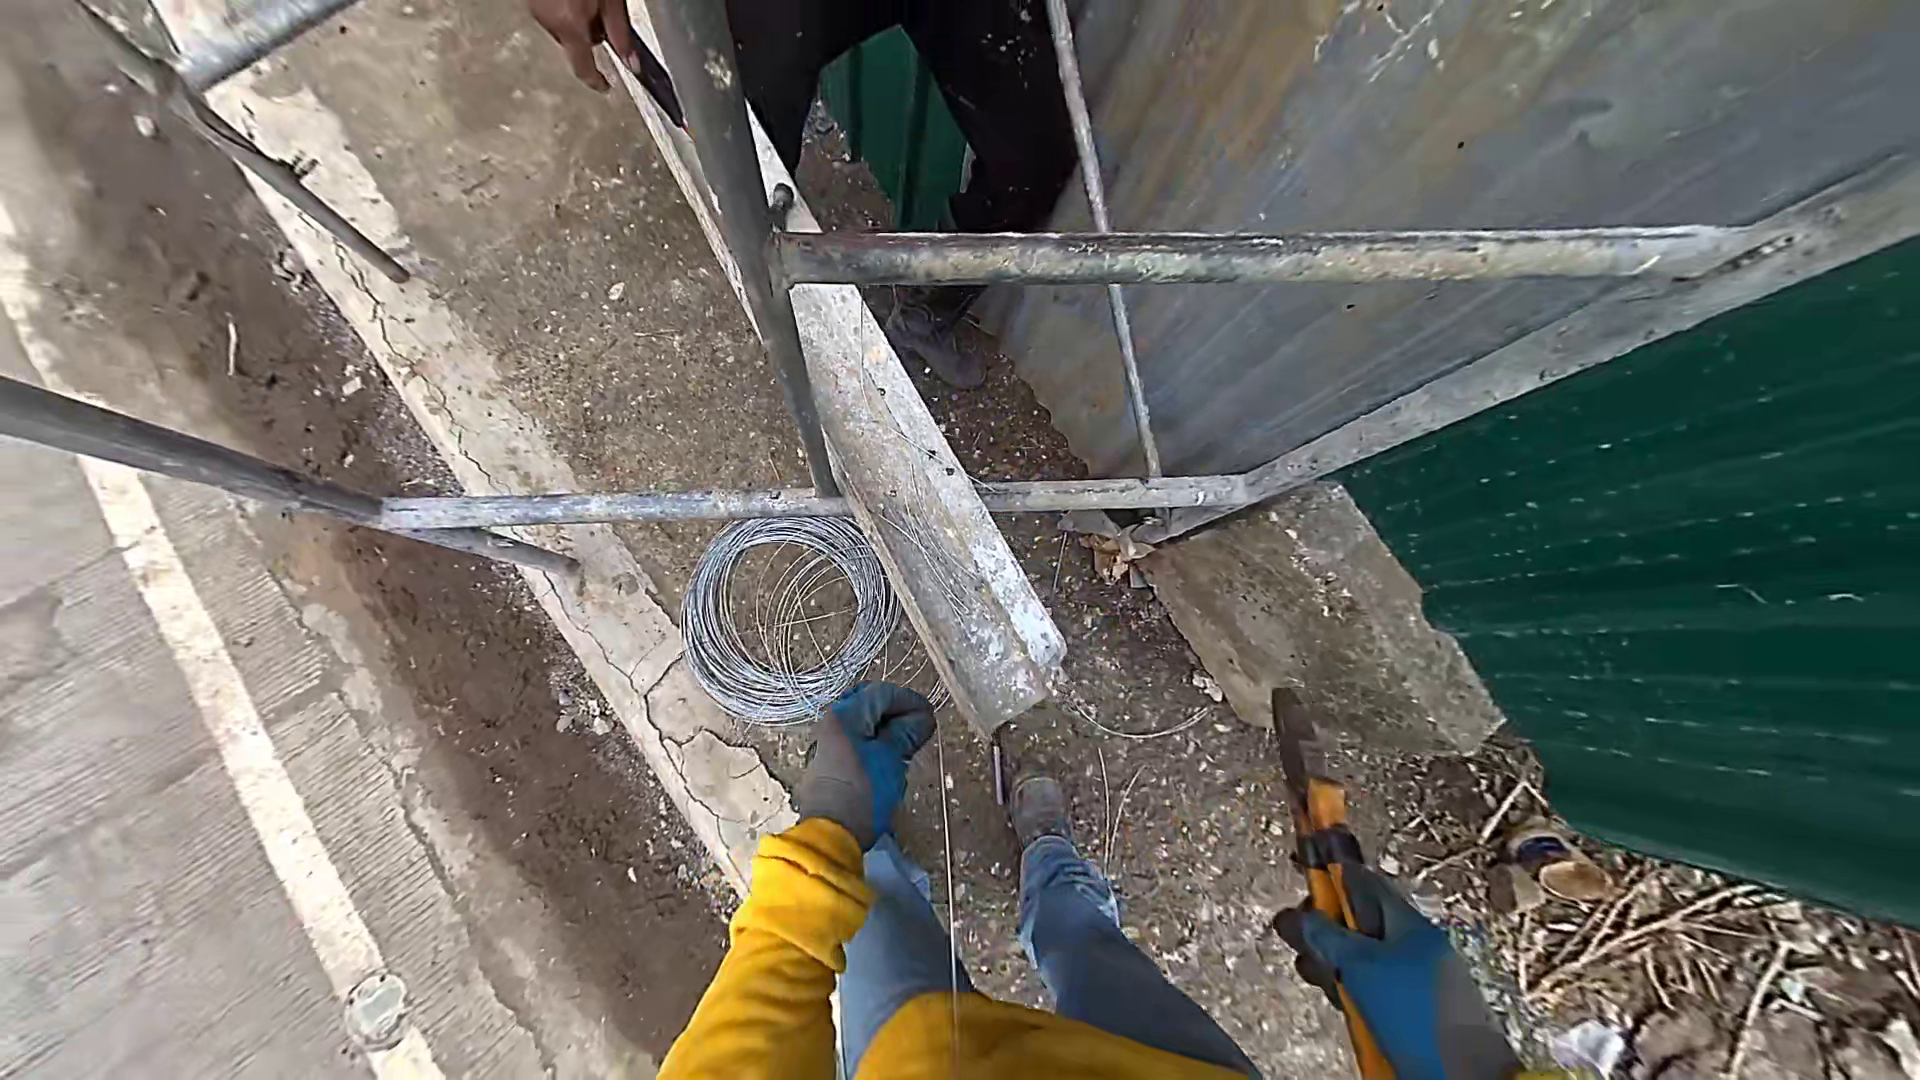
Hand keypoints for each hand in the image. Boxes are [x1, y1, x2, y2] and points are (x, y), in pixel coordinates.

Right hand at [527, 0, 643, 91]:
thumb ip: (620, 34)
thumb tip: (631, 64)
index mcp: (569, 24)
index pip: (583, 68)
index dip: (596, 81)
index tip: (605, 85)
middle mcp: (546, 16)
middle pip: (573, 42)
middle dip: (589, 33)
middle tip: (600, 8)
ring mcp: (533, 1)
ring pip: (560, 23)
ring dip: (574, 15)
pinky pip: (548, 4)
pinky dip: (561, 1)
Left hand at [793, 682, 934, 848]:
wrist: (830, 835)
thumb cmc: (864, 792)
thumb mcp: (891, 758)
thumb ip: (906, 732)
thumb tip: (923, 718)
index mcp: (846, 714)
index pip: (883, 693)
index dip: (910, 701)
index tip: (930, 716)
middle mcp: (834, 721)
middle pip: (871, 703)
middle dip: (898, 711)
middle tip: (919, 726)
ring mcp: (830, 741)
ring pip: (865, 721)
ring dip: (888, 727)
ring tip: (909, 743)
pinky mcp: (832, 760)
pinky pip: (858, 738)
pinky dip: (877, 740)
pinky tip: (892, 755)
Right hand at [1274, 862, 1521, 1079]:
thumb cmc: (1416, 1014)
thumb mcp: (1360, 966)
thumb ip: (1323, 934)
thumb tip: (1293, 915)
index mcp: (1406, 923)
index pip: (1360, 878)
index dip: (1326, 866)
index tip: (1297, 861)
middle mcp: (1410, 945)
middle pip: (1352, 918)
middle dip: (1320, 926)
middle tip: (1299, 938)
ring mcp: (1411, 980)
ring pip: (1356, 956)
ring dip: (1329, 962)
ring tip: (1317, 977)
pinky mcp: (1408, 1012)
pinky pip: (1367, 987)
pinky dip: (1348, 990)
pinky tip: (1341, 1004)